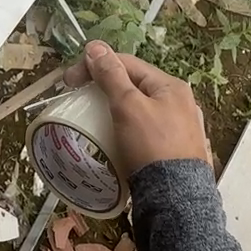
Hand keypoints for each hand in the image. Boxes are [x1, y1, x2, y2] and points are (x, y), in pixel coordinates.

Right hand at [64, 41, 210, 178]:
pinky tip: (118, 138)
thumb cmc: (151, 147)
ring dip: (116, 109)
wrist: (175, 203)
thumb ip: (111, 75)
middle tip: (80, 99)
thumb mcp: (127, 106)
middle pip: (134, 85)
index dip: (95, 65)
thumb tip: (95, 47)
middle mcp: (181, 103)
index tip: (69, 81)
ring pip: (139, 108)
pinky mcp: (175, 151)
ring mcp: (180, 128)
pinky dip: (127, 128)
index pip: (126, 63)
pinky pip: (146, 130)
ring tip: (96, 120)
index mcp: (171, 86)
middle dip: (105, 87)